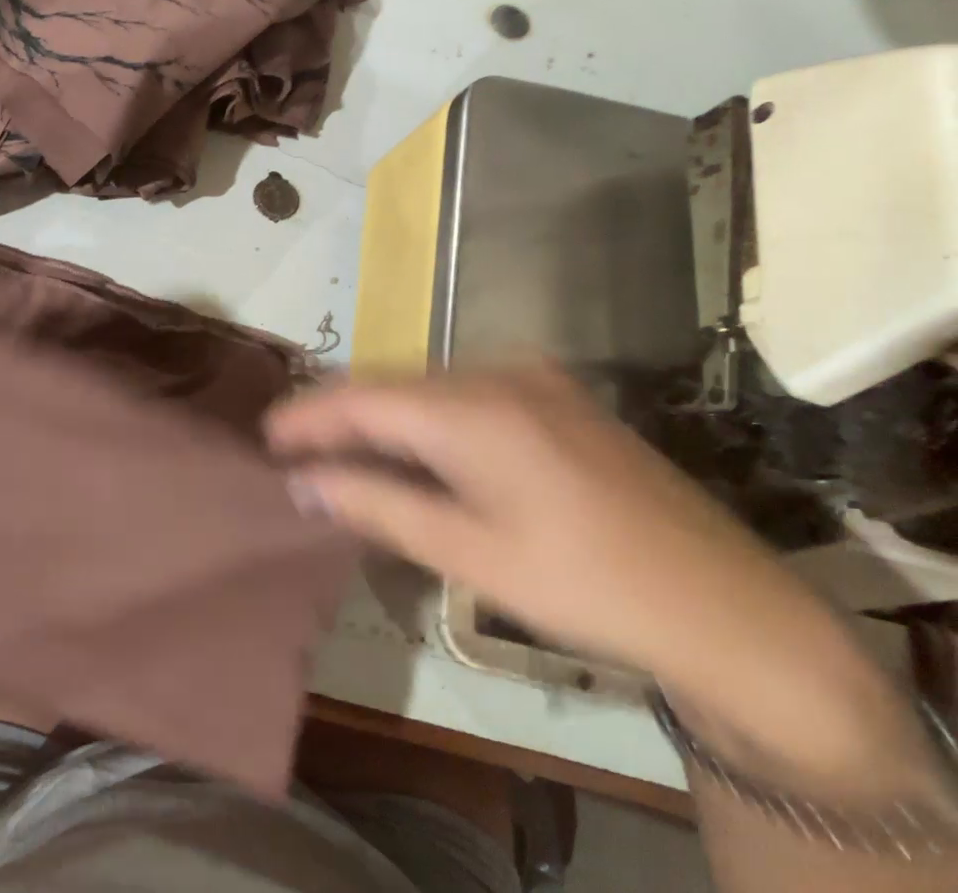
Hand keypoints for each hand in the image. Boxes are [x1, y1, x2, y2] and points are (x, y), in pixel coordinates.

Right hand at [265, 369, 809, 676]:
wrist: (726, 609)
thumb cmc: (583, 585)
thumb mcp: (464, 551)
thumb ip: (374, 503)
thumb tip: (301, 480)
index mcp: (475, 409)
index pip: (360, 397)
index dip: (304, 416)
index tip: (259, 438)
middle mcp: (502, 376)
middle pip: (390, 384)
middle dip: (335, 415)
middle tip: (289, 453)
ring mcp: (537, 383)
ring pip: (424, 388)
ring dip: (376, 418)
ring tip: (334, 456)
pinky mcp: (559, 401)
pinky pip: (463, 396)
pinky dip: (420, 421)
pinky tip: (404, 453)